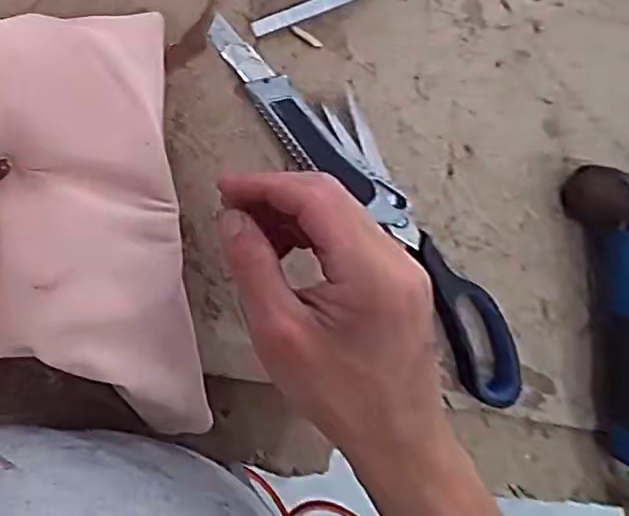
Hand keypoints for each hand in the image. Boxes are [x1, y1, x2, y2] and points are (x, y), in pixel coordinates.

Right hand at [218, 172, 496, 515]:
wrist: (400, 445)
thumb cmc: (341, 398)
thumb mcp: (279, 334)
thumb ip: (251, 266)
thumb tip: (231, 217)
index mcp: (372, 271)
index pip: (314, 197)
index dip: (264, 184)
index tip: (226, 188)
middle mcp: (395, 257)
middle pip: (328, 194)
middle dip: (274, 192)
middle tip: (233, 206)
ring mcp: (402, 263)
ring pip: (338, 207)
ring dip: (291, 208)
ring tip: (252, 227)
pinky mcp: (398, 273)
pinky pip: (348, 228)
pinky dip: (311, 225)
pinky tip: (284, 244)